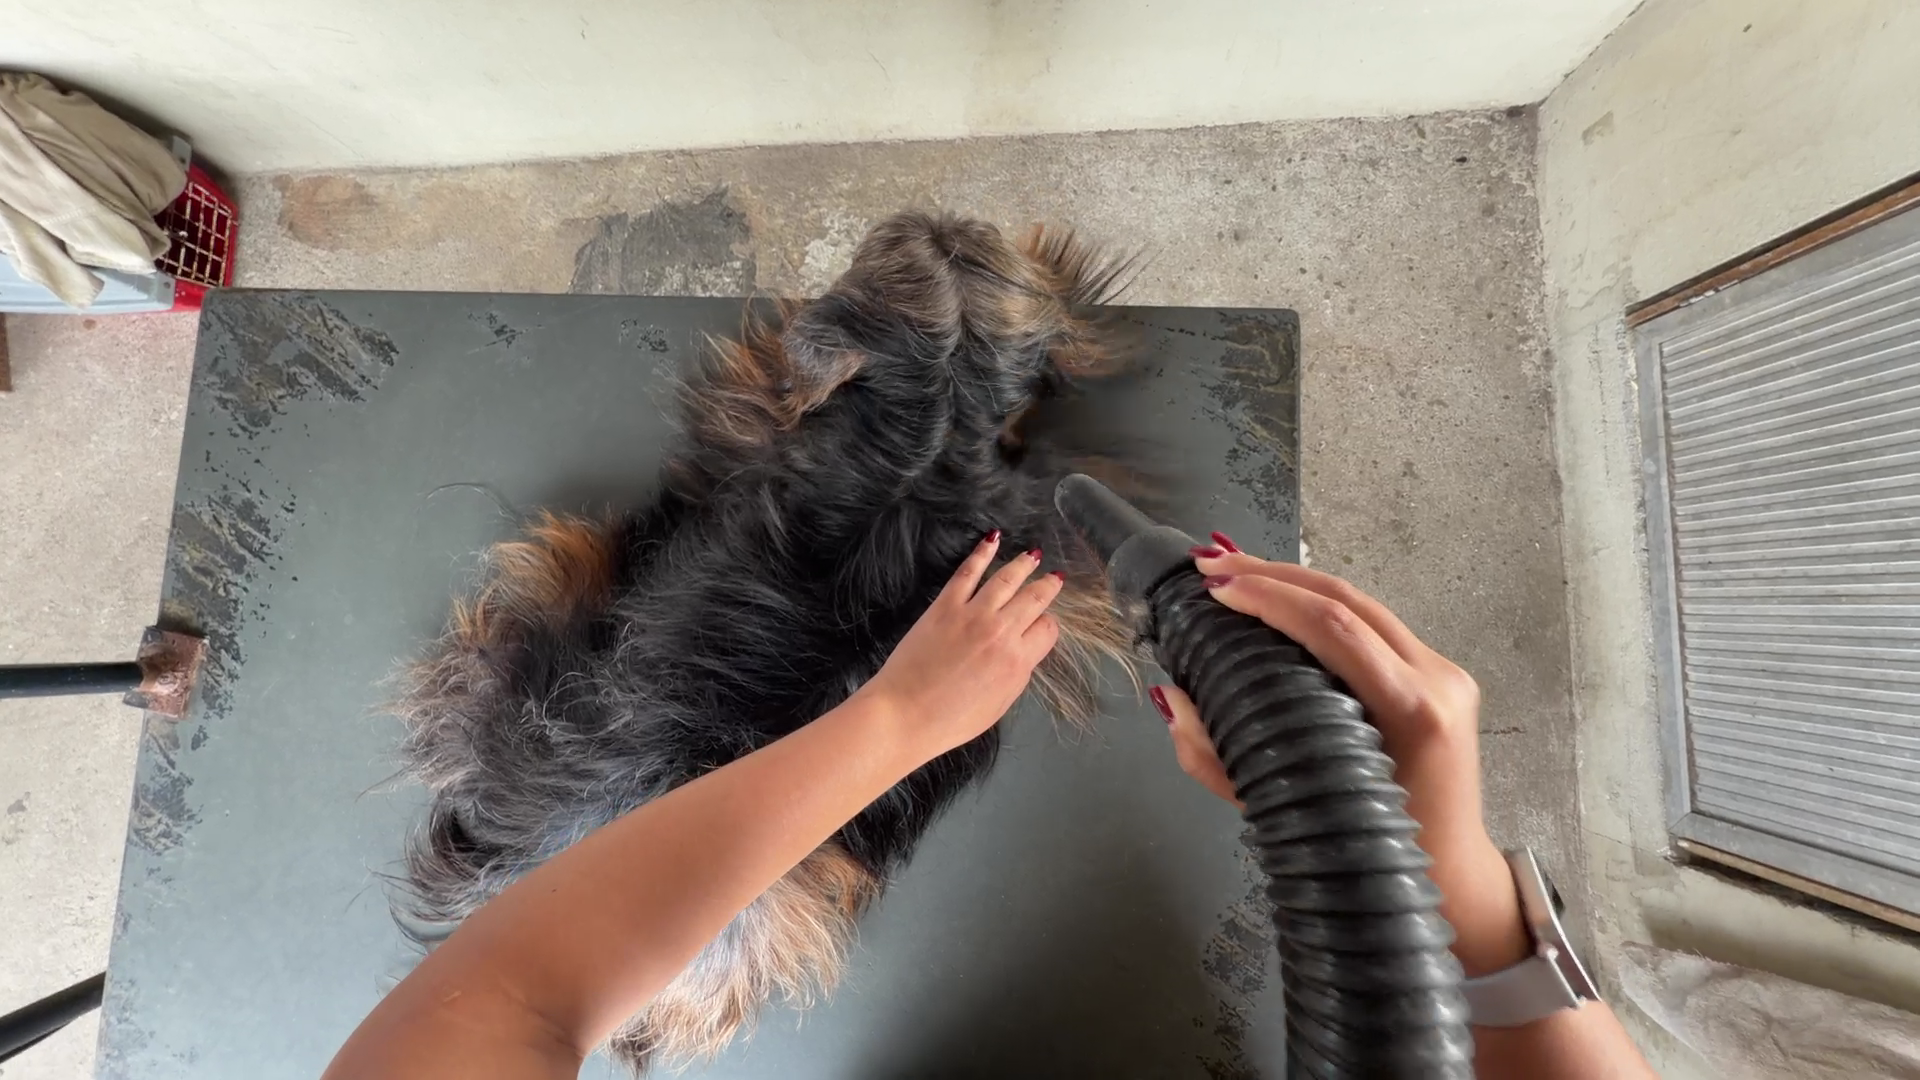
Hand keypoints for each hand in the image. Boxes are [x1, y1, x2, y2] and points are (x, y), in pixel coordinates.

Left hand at [856, 531, 1062, 759]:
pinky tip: (992, 540)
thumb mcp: (999, 704)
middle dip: (1047, 586)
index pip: (1047, 630)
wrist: (904, 714)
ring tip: (1032, 556)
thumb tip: (1024, 650)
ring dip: (1023, 564)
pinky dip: (982, 553)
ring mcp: (973, 615)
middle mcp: (1001, 633)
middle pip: (1034, 600)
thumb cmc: (950, 719)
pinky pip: (969, 572)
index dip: (1047, 625)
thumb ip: (1017, 673)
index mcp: (1018, 662)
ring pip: (1007, 580)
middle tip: (1053, 577)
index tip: (1042, 623)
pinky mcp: (945, 606)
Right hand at [1151, 535, 1530, 977]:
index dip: (1269, 597)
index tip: (1216, 589)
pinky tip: (1276, 592)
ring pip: (1359, 599)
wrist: (1452, 872)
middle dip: (1270, 573)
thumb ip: (1213, 757)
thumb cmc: (1366, 848)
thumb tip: (1170, 697)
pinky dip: (1314, 599)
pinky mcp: (1438, 670)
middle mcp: (1436, 680)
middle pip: (1346, 599)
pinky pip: (1368, 618)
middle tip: (1210, 564)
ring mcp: (1443, 671)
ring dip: (1290, 578)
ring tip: (1233, 568)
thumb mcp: (1280, 808)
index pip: (1333, 627)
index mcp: (1412, 713)